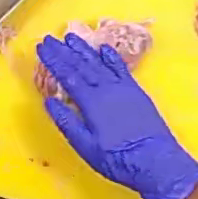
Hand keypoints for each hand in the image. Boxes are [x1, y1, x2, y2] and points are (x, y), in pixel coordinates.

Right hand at [37, 33, 197, 198]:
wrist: (156, 161)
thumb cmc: (116, 159)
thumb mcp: (85, 146)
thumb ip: (67, 122)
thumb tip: (49, 102)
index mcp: (91, 102)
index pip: (67, 75)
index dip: (54, 60)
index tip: (42, 47)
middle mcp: (107, 89)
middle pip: (81, 65)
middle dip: (64, 51)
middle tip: (50, 38)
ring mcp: (123, 88)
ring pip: (99, 63)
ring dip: (84, 49)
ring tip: (71, 37)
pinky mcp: (136, 92)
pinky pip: (121, 69)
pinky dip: (110, 57)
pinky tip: (102, 49)